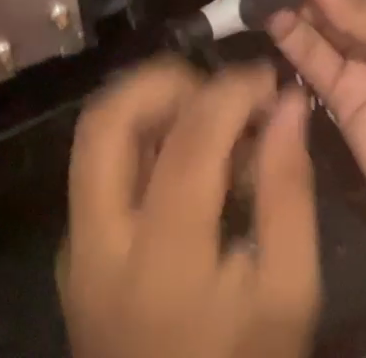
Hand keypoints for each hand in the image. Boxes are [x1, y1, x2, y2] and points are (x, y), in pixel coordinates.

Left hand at [63, 59, 319, 357]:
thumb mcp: (290, 289)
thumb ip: (288, 191)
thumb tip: (289, 103)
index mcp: (162, 261)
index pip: (188, 142)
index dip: (232, 91)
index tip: (269, 77)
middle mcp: (98, 246)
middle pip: (105, 125)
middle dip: (163, 80)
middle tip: (219, 83)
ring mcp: (76, 252)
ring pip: (93, 142)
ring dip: (148, 106)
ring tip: (209, 113)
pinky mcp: (74, 256)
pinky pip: (99, 173)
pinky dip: (141, 141)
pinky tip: (189, 158)